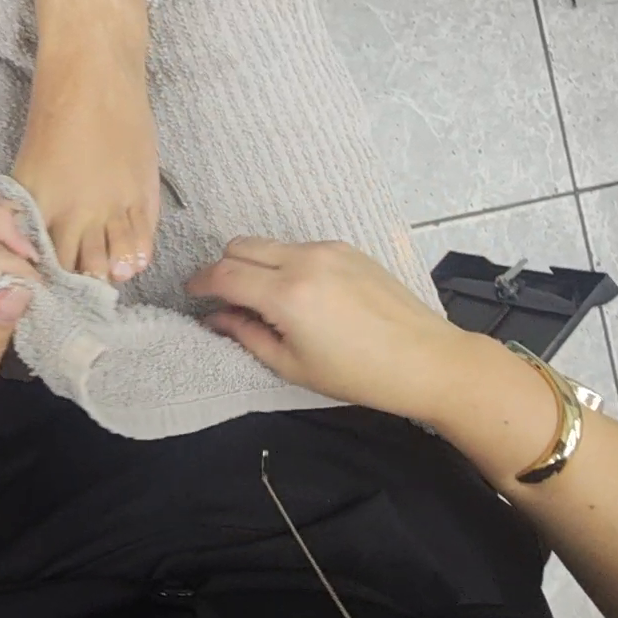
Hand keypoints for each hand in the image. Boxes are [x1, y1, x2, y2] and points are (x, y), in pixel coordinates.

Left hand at [12, 0, 159, 282]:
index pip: (41, 266)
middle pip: (77, 274)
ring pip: (113, 265)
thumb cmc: (56, 112)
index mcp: (39, 207)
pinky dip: (136, 256)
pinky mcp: (142, 195)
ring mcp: (113, 207)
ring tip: (106, 274)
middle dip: (78, 284)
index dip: (46, 281)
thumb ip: (34, 209)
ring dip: (110, 272)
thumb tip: (34, 244)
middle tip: (79, 287)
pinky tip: (130, 260)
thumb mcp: (29, 166)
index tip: (49, 287)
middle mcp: (75, 214)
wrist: (94, 74)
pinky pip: (142, 242)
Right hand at [187, 237, 497, 424]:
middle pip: (240, 246)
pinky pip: (298, 247)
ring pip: (268, 243)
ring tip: (265, 300)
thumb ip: (246, 335)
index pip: (224, 274)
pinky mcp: (346, 247)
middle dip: (222, 268)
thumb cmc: (358, 374)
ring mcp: (326, 248)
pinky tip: (302, 294)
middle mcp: (302, 260)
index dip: (200, 283)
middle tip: (224, 298)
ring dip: (254, 264)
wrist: (426, 358)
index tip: (191, 295)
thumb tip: (215, 318)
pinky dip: (284, 263)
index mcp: (286, 294)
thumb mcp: (293, 366)